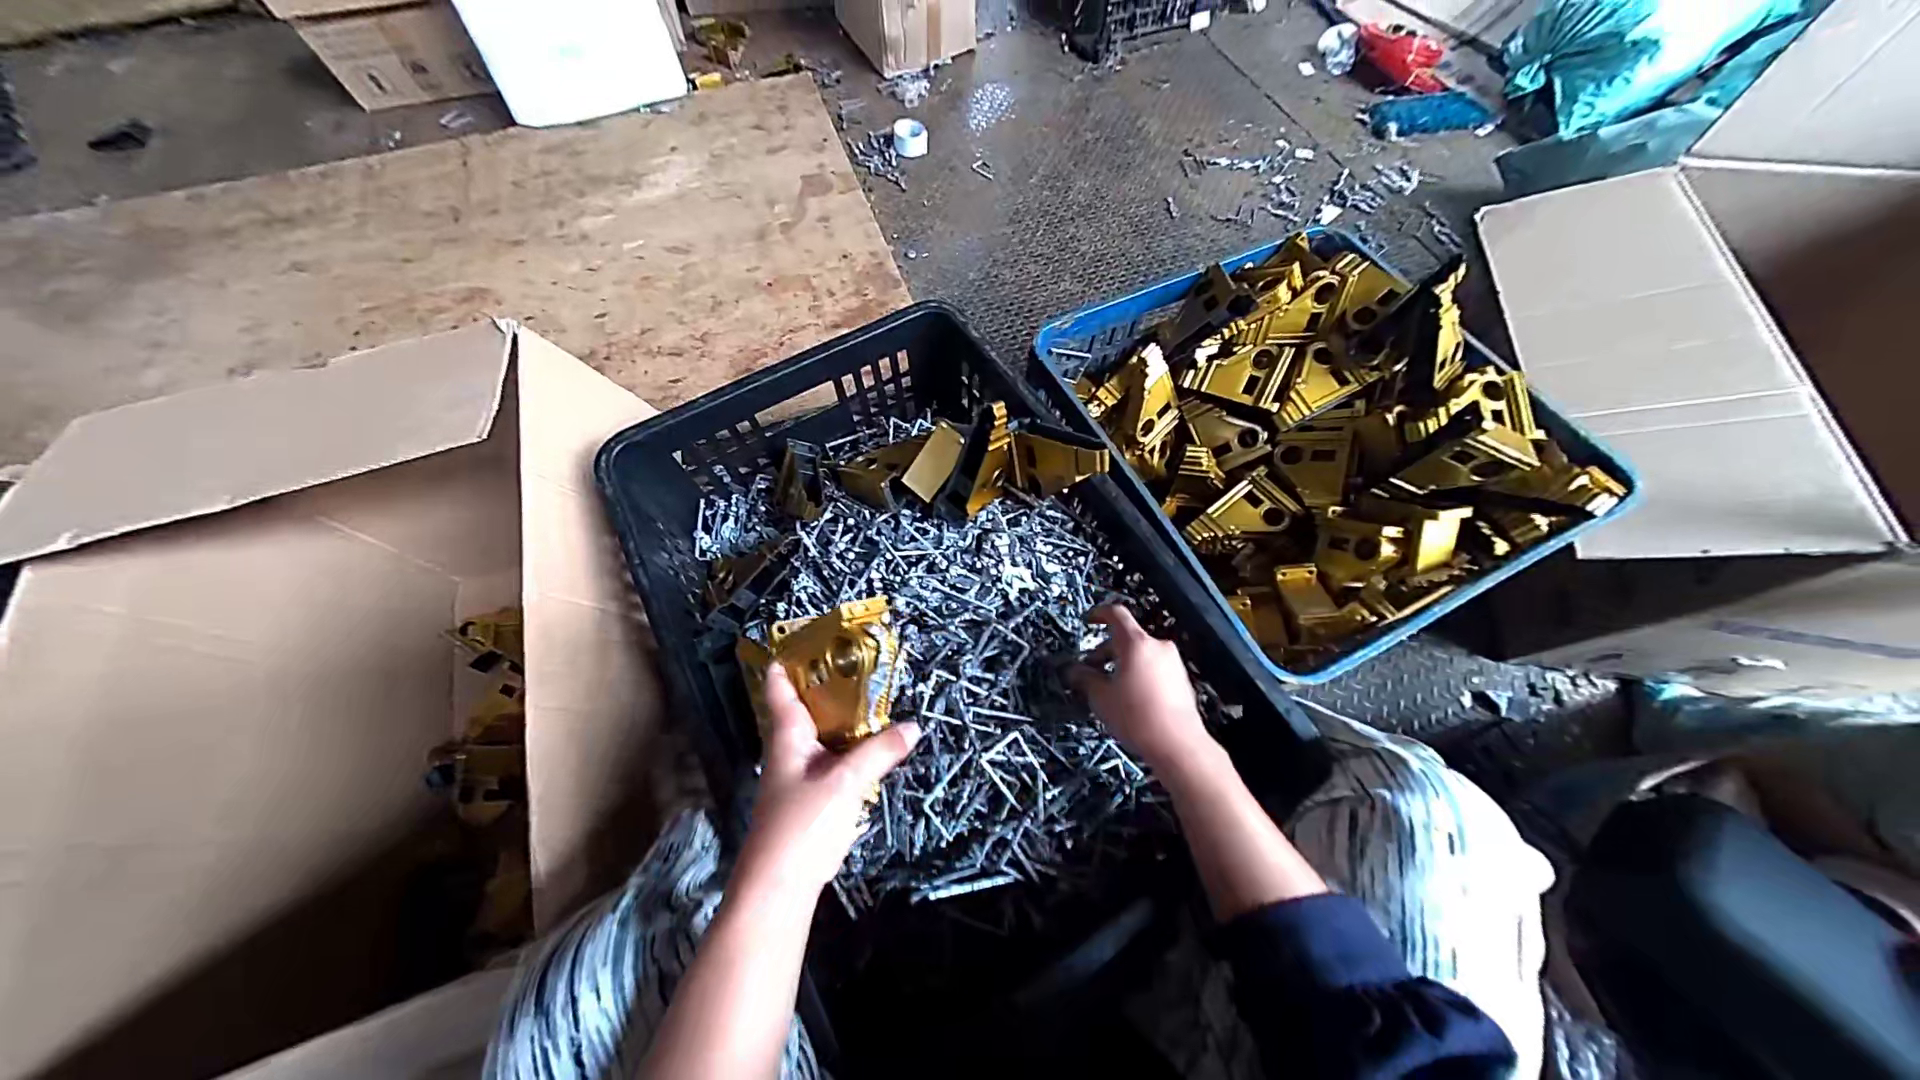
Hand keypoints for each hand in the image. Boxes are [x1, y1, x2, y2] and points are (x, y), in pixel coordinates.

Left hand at [734, 664, 921, 896]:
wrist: (778, 889)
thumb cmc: (803, 824)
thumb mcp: (846, 783)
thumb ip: (879, 753)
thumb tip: (913, 726)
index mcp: (787, 738)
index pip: (780, 692)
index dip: (785, 665)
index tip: (799, 642)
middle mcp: (786, 754)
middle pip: (801, 713)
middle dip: (824, 690)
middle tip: (856, 668)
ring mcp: (794, 781)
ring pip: (816, 740)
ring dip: (837, 722)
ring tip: (869, 705)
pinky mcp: (805, 804)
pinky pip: (826, 764)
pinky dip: (844, 751)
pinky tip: (866, 754)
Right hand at [1069, 604, 1216, 779]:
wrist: (1179, 745)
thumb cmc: (1136, 717)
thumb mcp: (1101, 697)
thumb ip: (1084, 678)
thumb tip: (1073, 671)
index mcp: (1136, 643)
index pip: (1116, 614)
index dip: (1098, 614)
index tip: (1088, 621)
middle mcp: (1158, 647)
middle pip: (1127, 637)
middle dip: (1106, 650)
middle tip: (1091, 669)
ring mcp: (1173, 662)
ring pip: (1141, 653)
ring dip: (1122, 663)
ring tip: (1110, 688)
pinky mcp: (1182, 679)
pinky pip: (1154, 667)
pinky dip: (1139, 673)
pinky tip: (1131, 698)